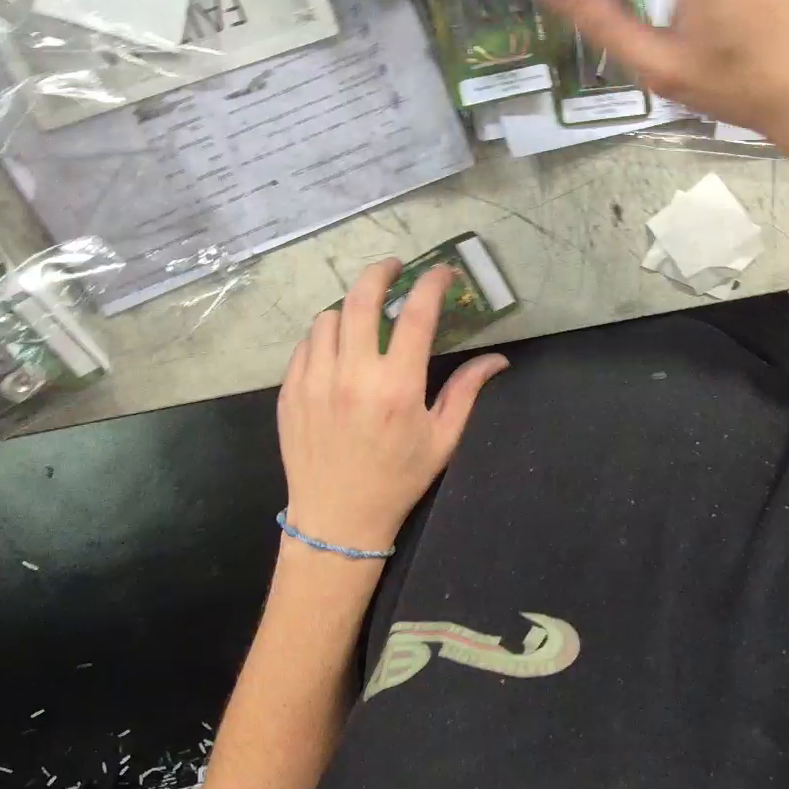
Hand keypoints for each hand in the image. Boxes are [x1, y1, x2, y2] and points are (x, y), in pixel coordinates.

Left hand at [277, 259, 509, 560]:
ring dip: (351, 308)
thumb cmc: (398, 479)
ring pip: (328, 318)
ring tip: (364, 317)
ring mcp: (314, 381)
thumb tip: (498, 359)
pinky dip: (324, 337)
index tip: (441, 273)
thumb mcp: (442, 440)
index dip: (431, 283)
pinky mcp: (290, 392)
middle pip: (361, 300)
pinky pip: (305, 345)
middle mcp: (352, 375)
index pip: (416, 315)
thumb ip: (467, 392)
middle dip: (380, 273)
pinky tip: (337, 350)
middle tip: (394, 269)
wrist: (337, 519)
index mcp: (397, 387)